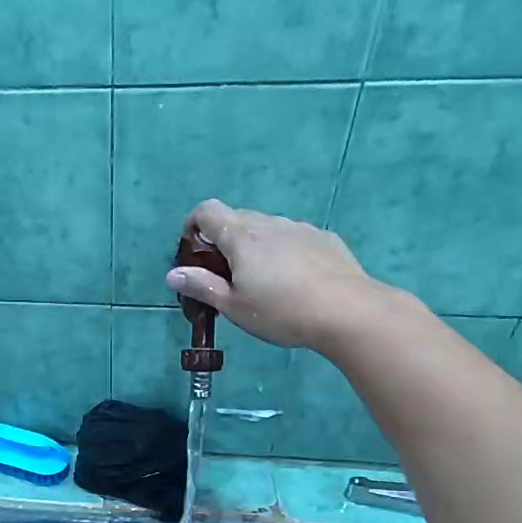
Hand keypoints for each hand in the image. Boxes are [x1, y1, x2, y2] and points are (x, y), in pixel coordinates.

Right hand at [164, 198, 396, 348]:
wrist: (348, 311)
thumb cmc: (282, 311)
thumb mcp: (234, 306)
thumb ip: (201, 286)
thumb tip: (173, 274)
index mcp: (241, 237)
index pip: (207, 210)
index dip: (192, 224)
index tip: (192, 250)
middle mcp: (268, 223)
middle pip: (236, 217)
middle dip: (222, 238)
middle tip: (223, 274)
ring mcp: (299, 228)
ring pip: (265, 227)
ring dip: (253, 244)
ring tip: (260, 280)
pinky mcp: (323, 238)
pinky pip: (291, 237)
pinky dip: (281, 250)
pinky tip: (292, 279)